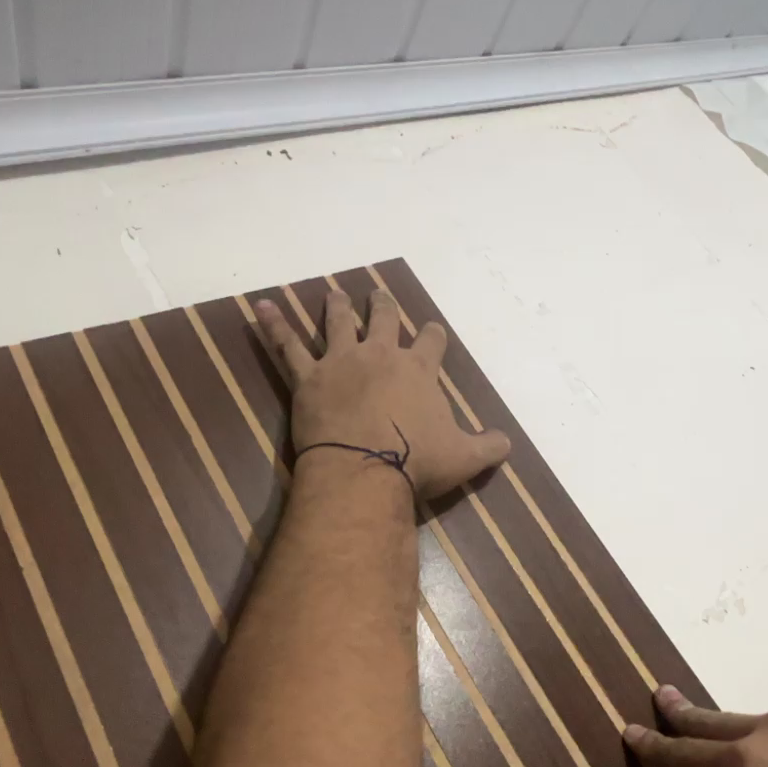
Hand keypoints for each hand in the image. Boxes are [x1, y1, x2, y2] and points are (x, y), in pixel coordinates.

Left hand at [255, 290, 510, 499]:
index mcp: (418, 369)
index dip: (431, 335)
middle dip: (384, 306)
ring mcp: (341, 362)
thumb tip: (507, 442)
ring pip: (338, 324)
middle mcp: (380, 355)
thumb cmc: (416, 463)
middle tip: (380, 296)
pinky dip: (273, 325)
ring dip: (338, 308)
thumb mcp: (465, 458)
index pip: (430, 341)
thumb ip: (488, 446)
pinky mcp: (307, 378)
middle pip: (384, 320)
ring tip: (335, 295)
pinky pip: (287, 346)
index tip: (430, 331)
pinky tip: (260, 306)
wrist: (364, 470)